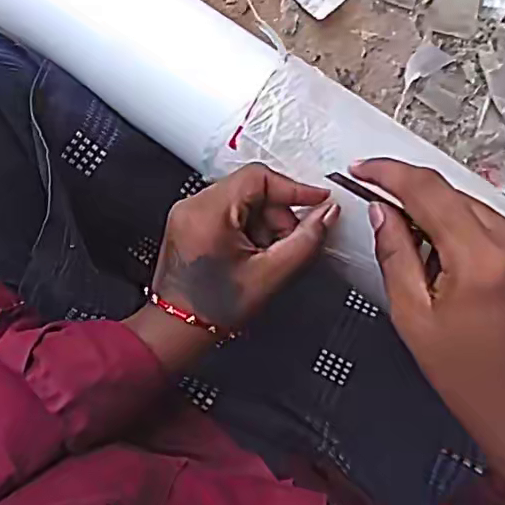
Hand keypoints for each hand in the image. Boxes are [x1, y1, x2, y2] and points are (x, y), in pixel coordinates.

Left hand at [123, 164, 337, 372]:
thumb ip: (305, 240)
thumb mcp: (270, 273)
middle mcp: (192, 206)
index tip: (317, 200)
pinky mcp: (187, 223)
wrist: (179, 327)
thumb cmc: (211, 307)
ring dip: (263, 223)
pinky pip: (226, 212)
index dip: (294, 188)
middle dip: (277, 214)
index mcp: (208, 212)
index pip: (258, 177)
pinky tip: (250, 254)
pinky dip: (246, 227)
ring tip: (265, 254)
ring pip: (240, 200)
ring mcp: (187, 214)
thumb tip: (325, 215)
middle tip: (288, 240)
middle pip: (250, 188)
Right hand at [350, 159, 504, 460]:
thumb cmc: (471, 381)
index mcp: (487, 263)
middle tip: (385, 216)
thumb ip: (395, 255)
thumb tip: (381, 212)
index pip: (431, 192)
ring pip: (487, 215)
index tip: (364, 170)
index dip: (390, 174)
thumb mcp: (414, 318)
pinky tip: (465, 272)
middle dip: (418, 202)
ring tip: (429, 260)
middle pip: (460, 199)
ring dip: (449, 222)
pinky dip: (480, 240)